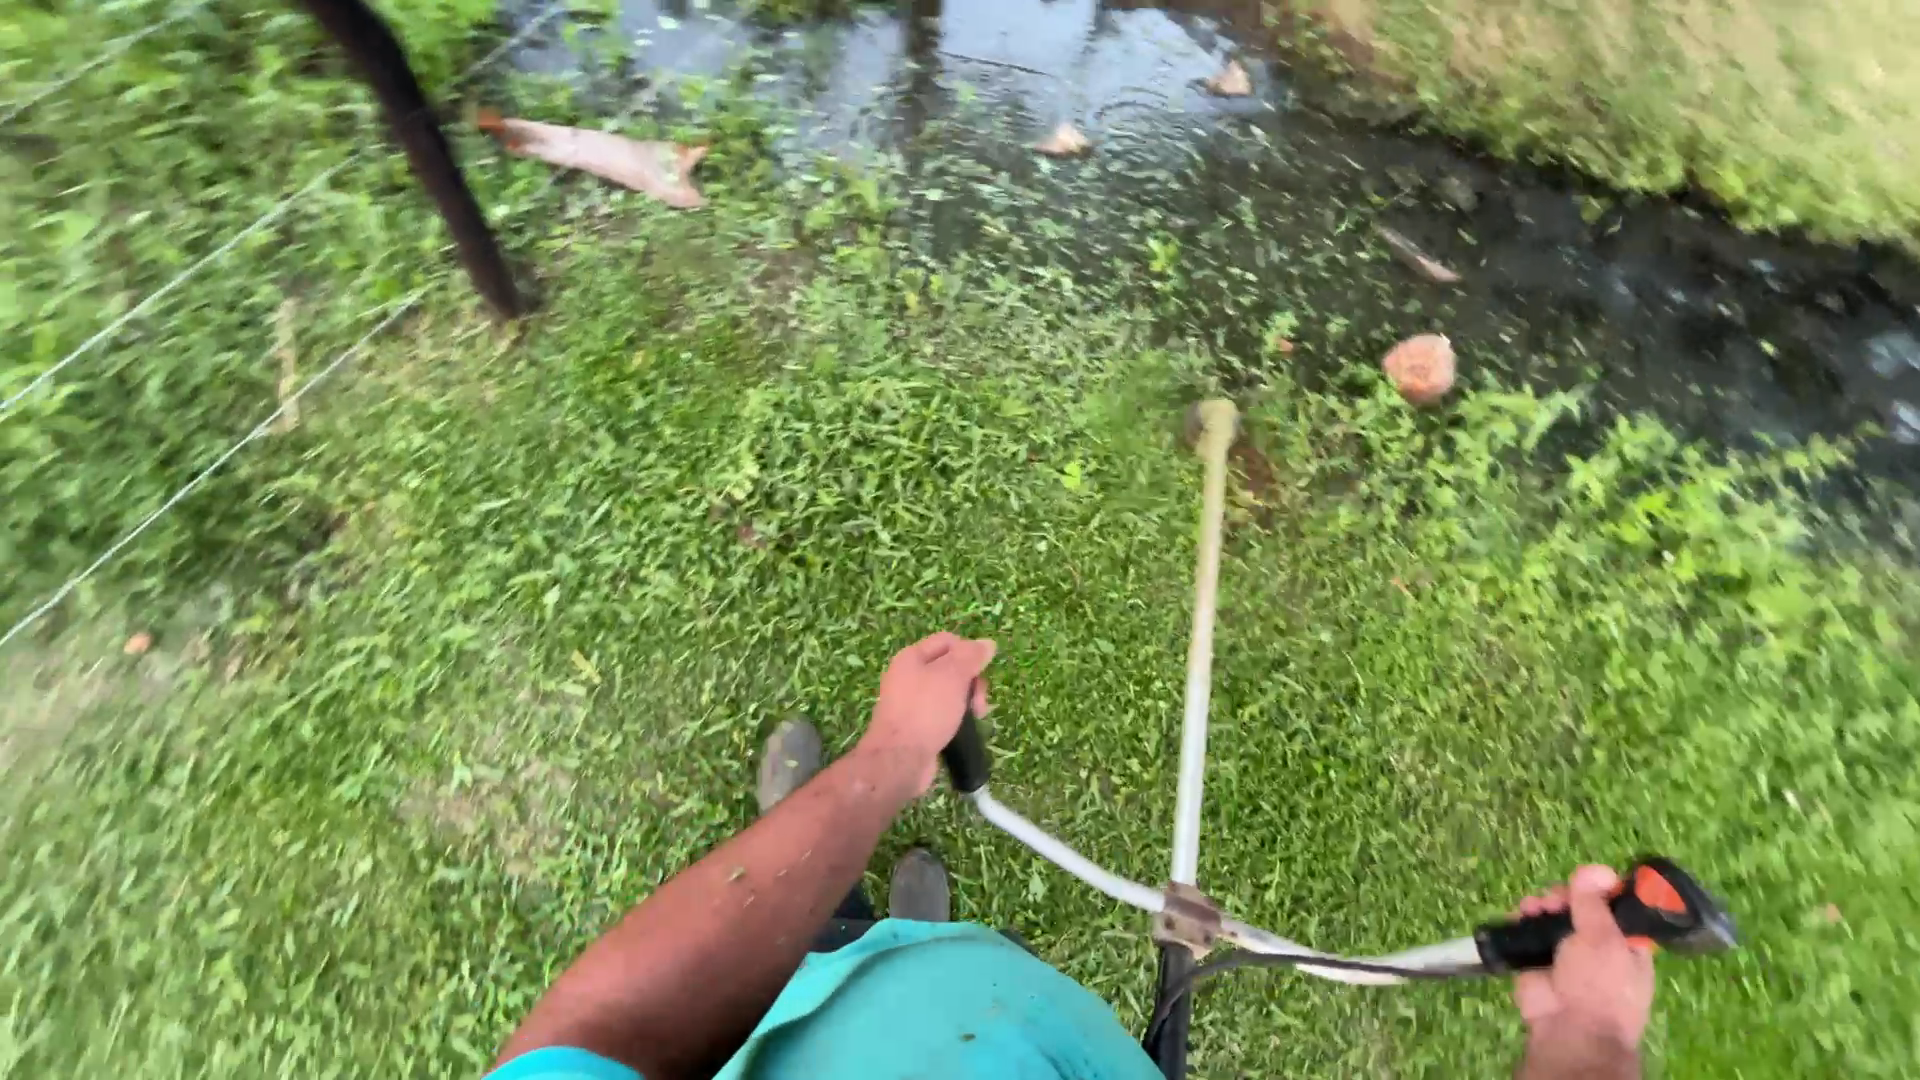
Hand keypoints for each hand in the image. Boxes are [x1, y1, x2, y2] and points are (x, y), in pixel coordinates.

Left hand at [856, 632, 994, 796]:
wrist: (900, 759)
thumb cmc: (926, 710)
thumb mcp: (953, 676)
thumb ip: (971, 656)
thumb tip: (987, 643)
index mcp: (912, 657)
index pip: (948, 641)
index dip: (969, 652)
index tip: (982, 671)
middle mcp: (908, 676)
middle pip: (950, 667)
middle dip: (971, 681)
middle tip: (978, 702)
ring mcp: (911, 702)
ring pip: (949, 692)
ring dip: (967, 702)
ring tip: (976, 717)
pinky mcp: (916, 726)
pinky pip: (942, 713)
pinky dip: (956, 718)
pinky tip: (963, 730)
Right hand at [1513, 865, 1655, 1054]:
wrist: (1568, 1024)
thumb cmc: (1599, 984)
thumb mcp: (1603, 939)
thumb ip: (1594, 902)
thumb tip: (1598, 868)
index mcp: (1626, 945)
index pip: (1614, 907)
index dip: (1598, 890)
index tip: (1584, 881)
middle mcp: (1597, 945)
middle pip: (1578, 906)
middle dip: (1563, 897)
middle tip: (1555, 901)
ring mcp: (1566, 951)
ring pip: (1551, 914)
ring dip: (1540, 904)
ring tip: (1533, 908)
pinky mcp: (1538, 955)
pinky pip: (1528, 927)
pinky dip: (1522, 917)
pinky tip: (1520, 915)